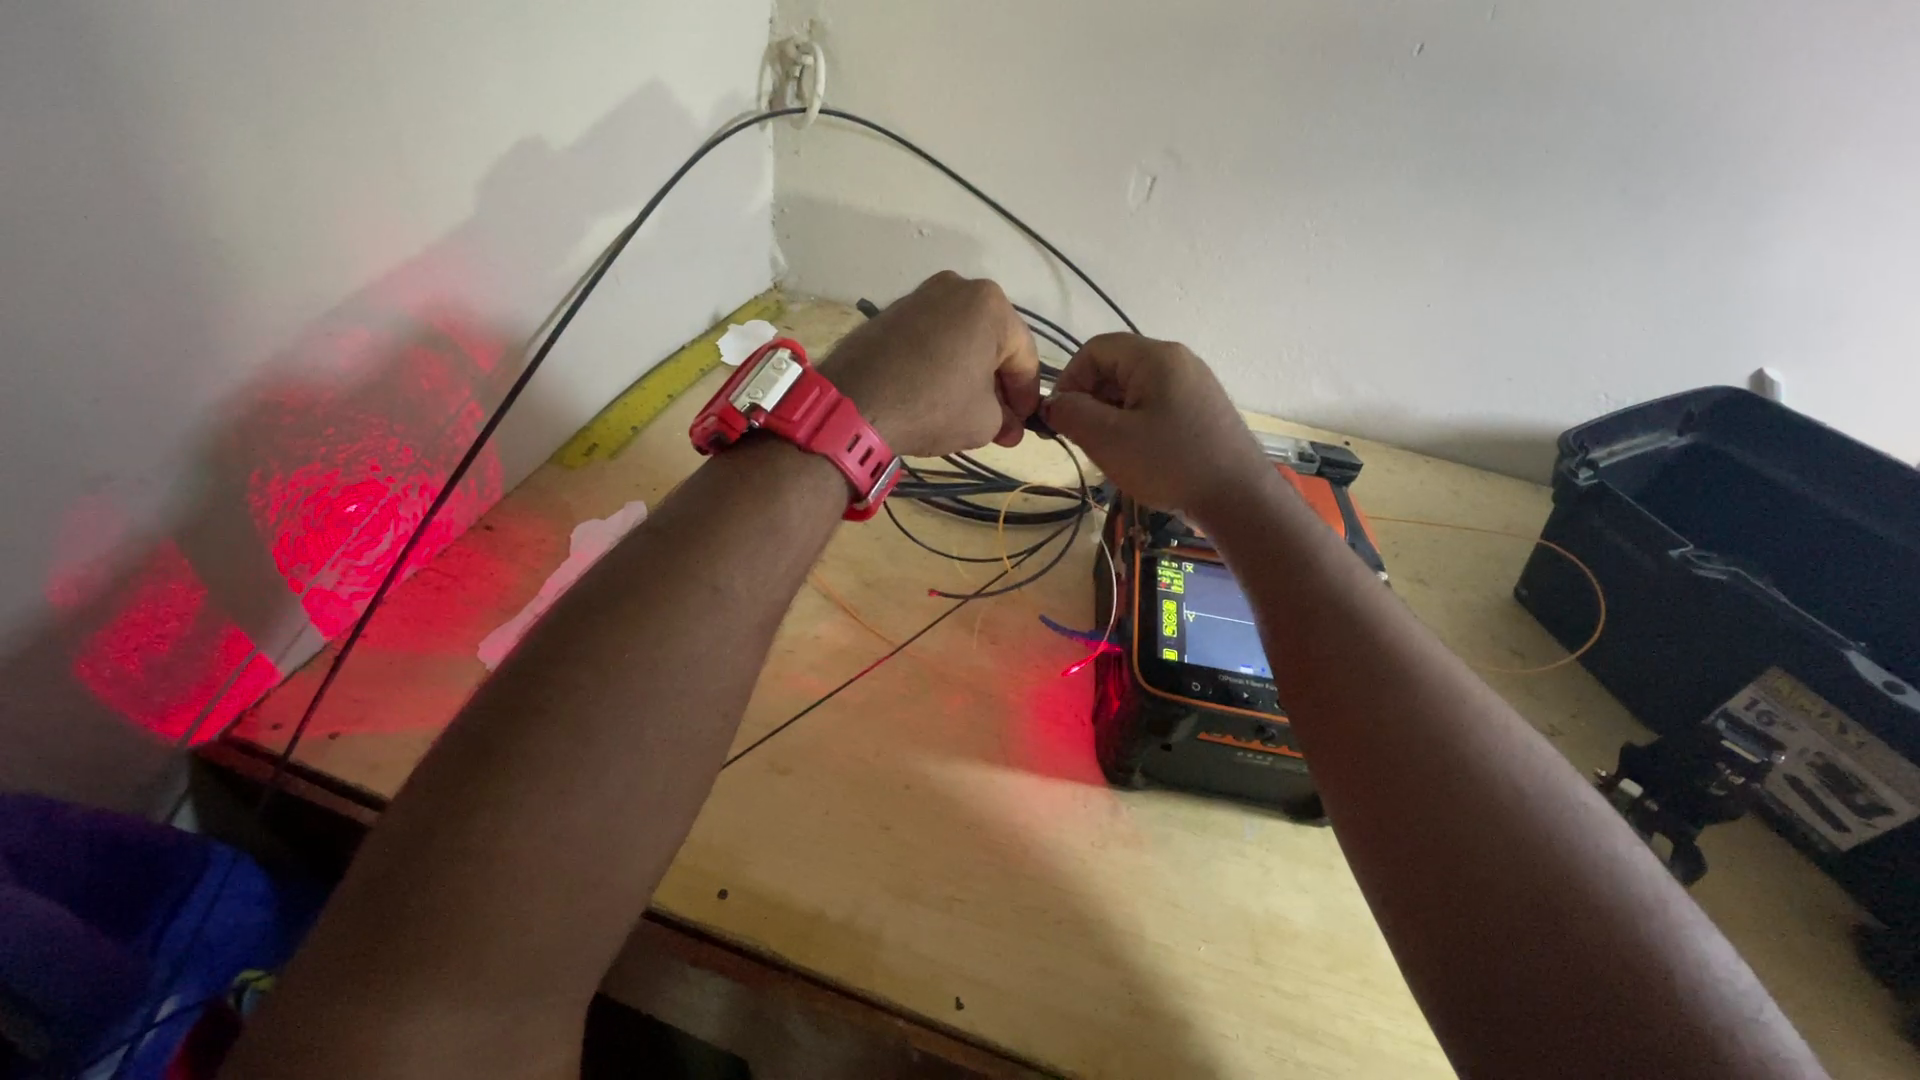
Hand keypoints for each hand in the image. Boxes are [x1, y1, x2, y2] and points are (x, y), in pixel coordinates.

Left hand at [818, 272, 1040, 457]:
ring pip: (960, 340)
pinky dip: (941, 365)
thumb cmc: (933, 406)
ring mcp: (919, 296)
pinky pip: (930, 340)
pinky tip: (936, 395)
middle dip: (998, 385)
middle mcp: (957, 288)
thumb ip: (1006, 419)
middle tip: (999, 424)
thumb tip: (1009, 425)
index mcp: (991, 304)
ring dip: (970, 374)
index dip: (1027, 396)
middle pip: (992, 343)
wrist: (853, 404)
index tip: (1024, 425)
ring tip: (967, 413)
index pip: (1024, 356)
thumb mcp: (984, 421)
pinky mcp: (890, 314)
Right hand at [1043, 333, 1270, 521]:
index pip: (1095, 349)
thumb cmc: (1170, 464)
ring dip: (1111, 416)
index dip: (1069, 380)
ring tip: (1111, 452)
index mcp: (1155, 356)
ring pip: (1134, 389)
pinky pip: (1156, 406)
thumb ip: (1072, 414)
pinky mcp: (1203, 410)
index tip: (1061, 418)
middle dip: (1090, 400)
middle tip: (1084, 439)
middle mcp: (1177, 360)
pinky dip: (1136, 425)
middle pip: (1115, 367)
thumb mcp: (1108, 439)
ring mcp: (1194, 385)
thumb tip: (1053, 404)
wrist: (1239, 498)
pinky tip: (1139, 456)